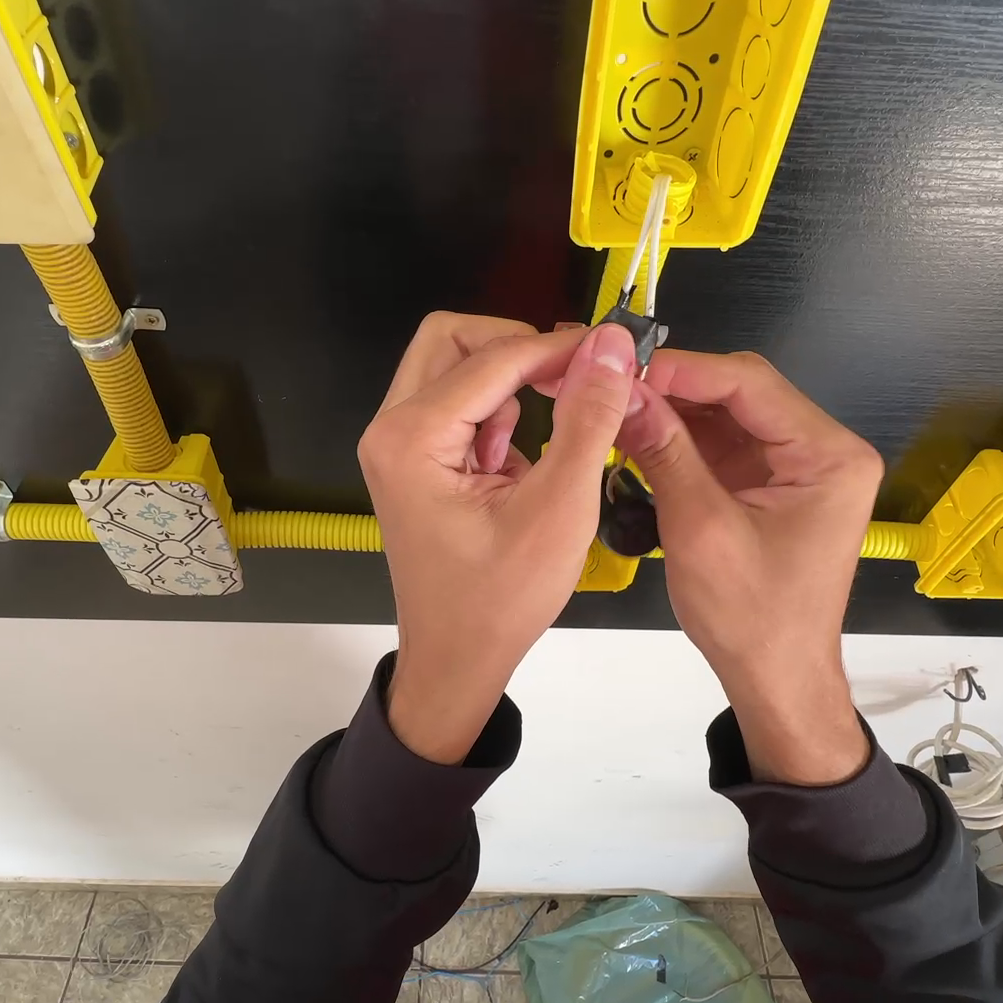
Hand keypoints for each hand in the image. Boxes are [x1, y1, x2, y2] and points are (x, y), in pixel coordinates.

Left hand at [359, 313, 637, 763]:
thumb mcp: (559, 507)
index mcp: (412, 437)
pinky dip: (493, 415)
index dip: (558, 347)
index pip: (493, 358)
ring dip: (505, 382)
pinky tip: (518, 460)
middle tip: (572, 376)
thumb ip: (587, 418)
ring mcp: (395, 445)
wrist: (456, 661)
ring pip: (450, 368)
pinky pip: (452, 406)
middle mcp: (389, 429)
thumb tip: (610, 344)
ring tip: (551, 428)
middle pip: (452, 341)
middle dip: (516, 347)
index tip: (612, 349)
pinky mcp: (411, 460)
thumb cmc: (503, 598)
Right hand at [614, 350, 881, 784]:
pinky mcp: (769, 485)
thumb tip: (624, 392)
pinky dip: (681, 440)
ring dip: (674, 412)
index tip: (625, 368)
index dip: (684, 370)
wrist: (775, 679)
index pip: (750, 384)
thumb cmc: (750, 615)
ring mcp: (795, 467)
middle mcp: (821, 450)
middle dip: (677, 388)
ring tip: (619, 407)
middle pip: (742, 393)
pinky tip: (640, 435)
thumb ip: (664, 452)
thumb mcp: (701, 529)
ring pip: (727, 416)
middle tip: (616, 386)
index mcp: (828, 456)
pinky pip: (722, 445)